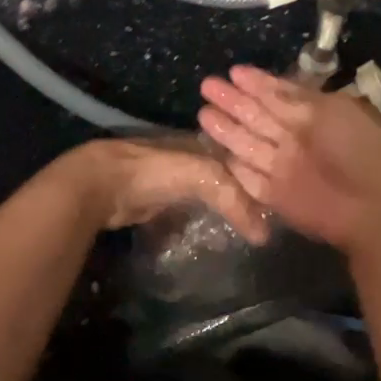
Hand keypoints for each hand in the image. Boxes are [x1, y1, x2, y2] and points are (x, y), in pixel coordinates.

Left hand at [54, 138, 269, 243]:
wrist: (101, 184)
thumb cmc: (156, 171)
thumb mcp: (204, 176)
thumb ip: (235, 200)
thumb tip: (265, 235)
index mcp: (203, 142)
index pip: (240, 156)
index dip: (258, 173)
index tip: (279, 196)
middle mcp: (187, 157)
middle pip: (221, 177)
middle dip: (239, 195)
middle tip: (261, 220)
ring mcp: (167, 180)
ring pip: (201, 196)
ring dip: (216, 212)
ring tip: (238, 234)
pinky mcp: (151, 204)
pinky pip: (181, 214)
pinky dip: (192, 224)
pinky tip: (204, 238)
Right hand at [197, 65, 380, 256]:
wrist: (374, 206)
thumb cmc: (359, 149)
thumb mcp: (330, 112)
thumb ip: (295, 101)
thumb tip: (267, 87)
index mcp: (314, 114)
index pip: (279, 94)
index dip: (256, 83)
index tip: (234, 71)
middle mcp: (297, 138)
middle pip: (259, 117)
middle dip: (234, 101)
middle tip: (207, 85)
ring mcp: (284, 167)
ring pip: (249, 144)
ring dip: (227, 129)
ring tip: (203, 111)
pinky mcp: (275, 196)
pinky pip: (249, 177)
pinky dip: (233, 165)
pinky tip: (215, 150)